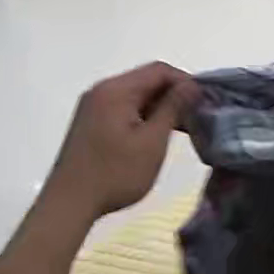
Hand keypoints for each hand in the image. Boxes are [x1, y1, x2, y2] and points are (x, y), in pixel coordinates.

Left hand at [43, 62, 198, 218]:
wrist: (69, 204)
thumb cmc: (115, 174)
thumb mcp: (152, 142)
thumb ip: (173, 108)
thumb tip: (192, 85)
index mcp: (116, 90)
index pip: (159, 70)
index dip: (186, 81)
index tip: (205, 102)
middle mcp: (101, 90)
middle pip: (146, 80)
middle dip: (174, 94)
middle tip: (197, 117)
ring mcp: (92, 106)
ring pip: (135, 95)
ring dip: (159, 107)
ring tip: (182, 128)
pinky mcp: (90, 122)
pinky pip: (123, 108)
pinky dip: (143, 116)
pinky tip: (156, 136)